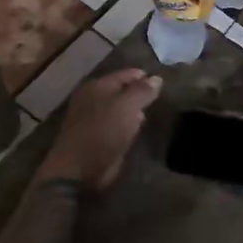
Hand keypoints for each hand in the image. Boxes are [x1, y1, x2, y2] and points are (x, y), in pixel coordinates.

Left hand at [40, 68, 162, 190]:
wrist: (80, 167)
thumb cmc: (103, 131)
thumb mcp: (127, 106)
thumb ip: (143, 91)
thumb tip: (157, 78)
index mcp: (97, 86)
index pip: (125, 75)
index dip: (143, 77)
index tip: (161, 82)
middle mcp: (94, 100)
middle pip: (122, 92)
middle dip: (139, 95)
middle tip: (159, 99)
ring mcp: (94, 120)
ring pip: (120, 110)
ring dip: (134, 112)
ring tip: (151, 114)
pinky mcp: (98, 138)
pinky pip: (118, 127)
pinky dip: (128, 127)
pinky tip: (138, 131)